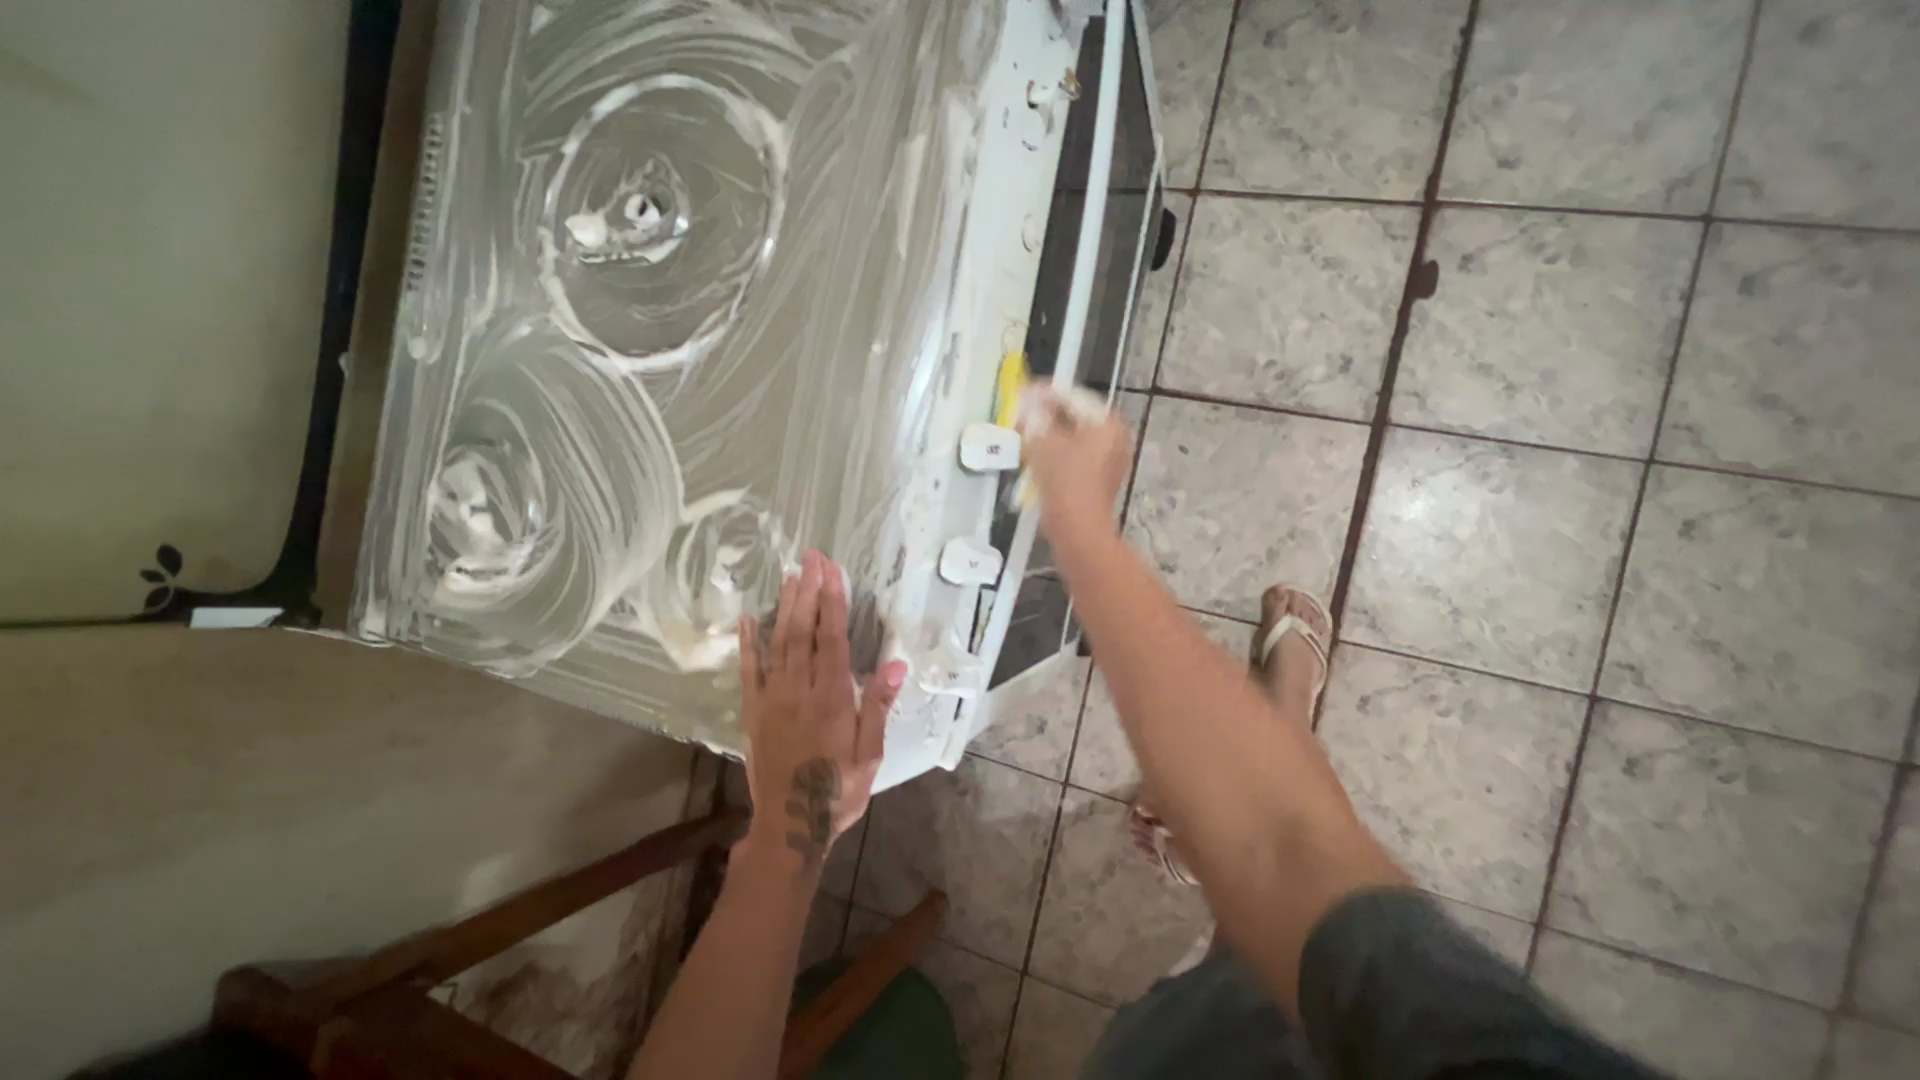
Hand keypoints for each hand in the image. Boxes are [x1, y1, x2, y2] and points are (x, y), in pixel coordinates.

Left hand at [737, 550, 907, 872]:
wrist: (789, 826)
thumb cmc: (838, 791)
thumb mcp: (870, 754)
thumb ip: (878, 707)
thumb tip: (894, 664)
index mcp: (831, 698)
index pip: (832, 639)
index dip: (833, 601)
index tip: (833, 570)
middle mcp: (799, 690)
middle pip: (802, 631)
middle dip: (808, 591)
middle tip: (811, 556)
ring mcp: (772, 699)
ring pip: (777, 643)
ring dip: (785, 606)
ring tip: (791, 575)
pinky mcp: (754, 713)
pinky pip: (749, 671)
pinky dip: (748, 643)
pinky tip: (748, 619)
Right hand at [1018, 381, 1132, 545]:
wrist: (1078, 531)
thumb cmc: (1065, 483)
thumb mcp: (1043, 443)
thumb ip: (1034, 417)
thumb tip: (1026, 401)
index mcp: (1107, 423)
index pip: (1072, 396)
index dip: (1043, 392)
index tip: (1020, 390)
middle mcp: (1114, 437)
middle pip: (1074, 415)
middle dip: (1044, 413)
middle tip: (1018, 411)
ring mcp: (1108, 459)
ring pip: (1072, 436)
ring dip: (1047, 432)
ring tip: (1021, 430)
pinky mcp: (1098, 479)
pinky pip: (1073, 454)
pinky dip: (1054, 450)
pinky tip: (1033, 452)